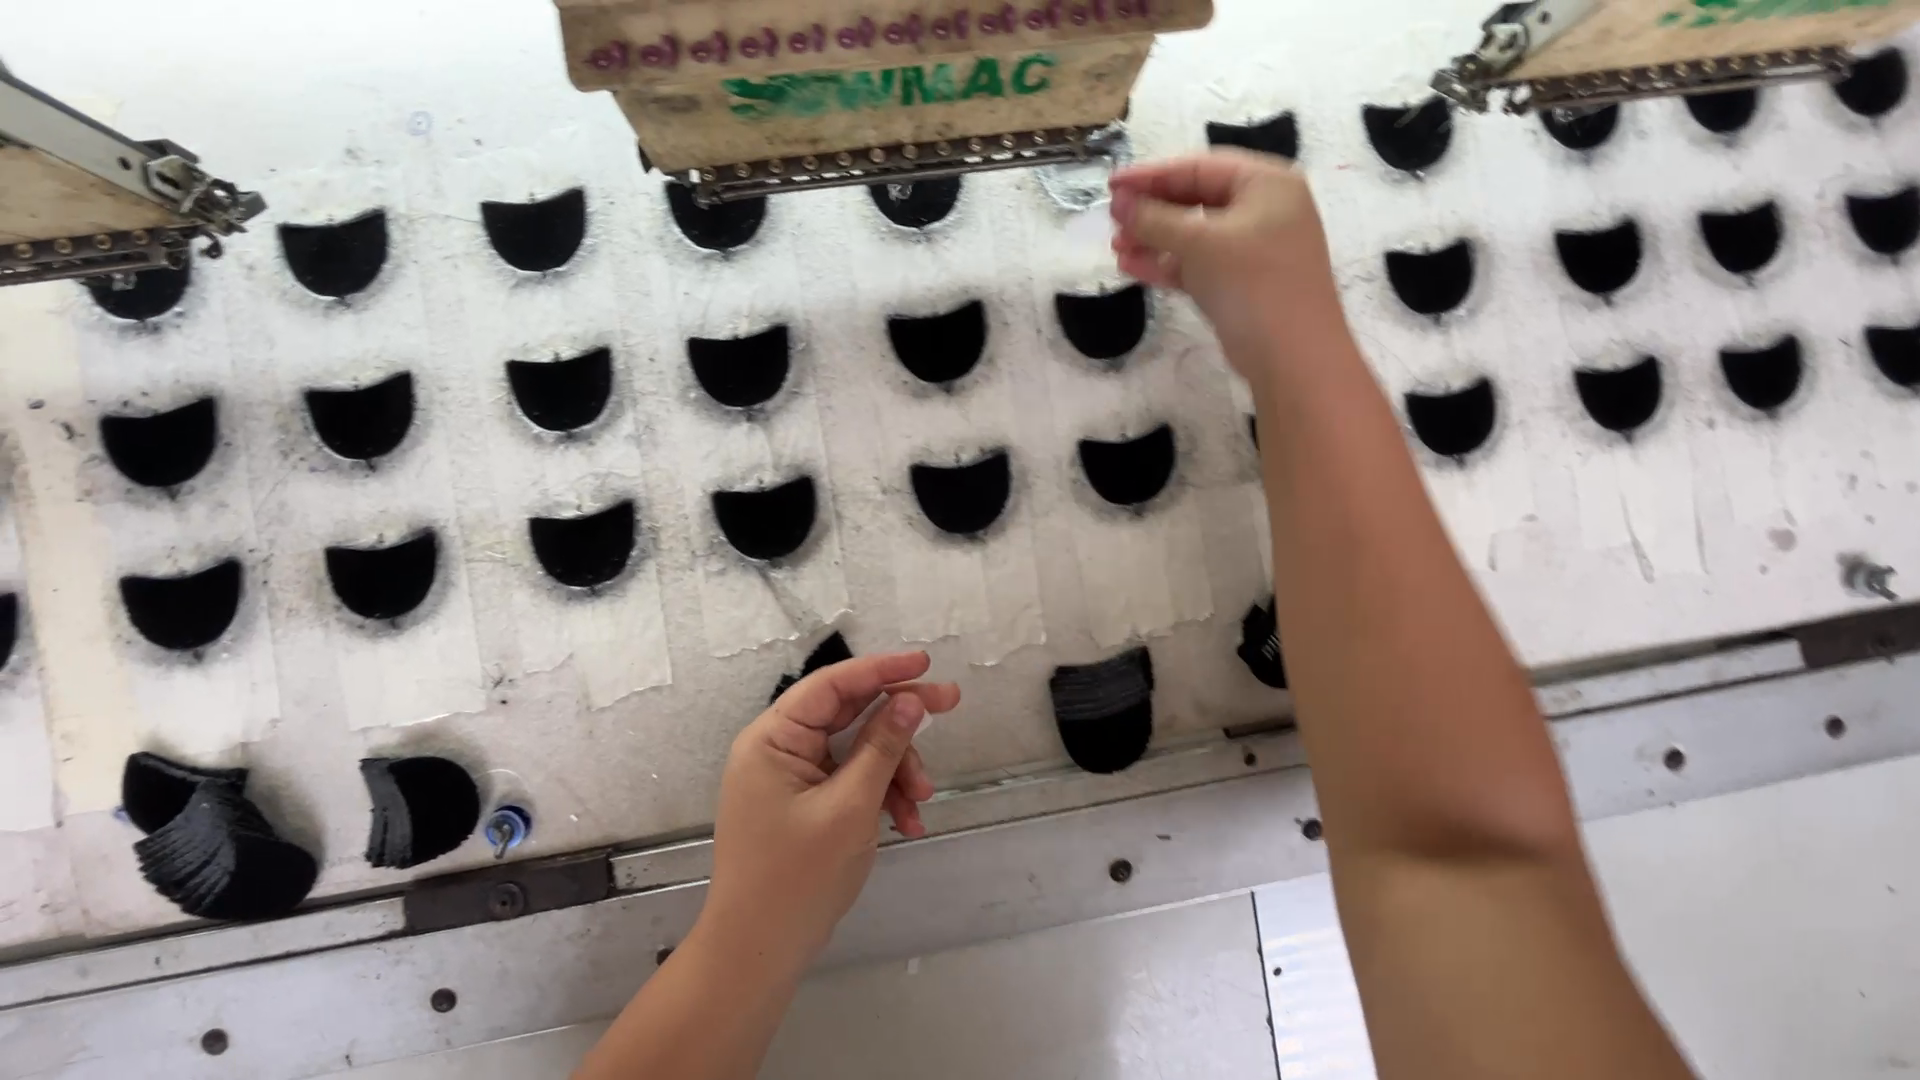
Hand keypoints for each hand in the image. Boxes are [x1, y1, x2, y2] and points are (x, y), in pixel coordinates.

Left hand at [701, 651, 961, 969]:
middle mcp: (779, 748)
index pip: (832, 684)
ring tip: (922, 802)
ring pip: (857, 750)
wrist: (757, 954)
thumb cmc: (797, 877)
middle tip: (951, 705)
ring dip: (895, 769)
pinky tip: (906, 823)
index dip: (881, 668)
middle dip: (900, 720)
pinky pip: (851, 781)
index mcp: (773, 738)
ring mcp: (792, 777)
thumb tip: (910, 700)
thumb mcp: (850, 807)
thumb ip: (882, 747)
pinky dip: (881, 795)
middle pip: (848, 713)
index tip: (926, 663)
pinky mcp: (805, 803)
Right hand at [1110, 151, 1343, 387]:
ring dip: (1154, 240)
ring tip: (1117, 248)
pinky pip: (1197, 265)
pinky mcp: (1239, 284)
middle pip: (1195, 200)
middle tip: (1112, 221)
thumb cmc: (1253, 284)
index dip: (1151, 175)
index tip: (1111, 185)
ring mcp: (1252, 249)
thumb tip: (1118, 202)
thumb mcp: (1200, 243)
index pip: (1199, 167)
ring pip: (1193, 236)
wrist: (1292, 356)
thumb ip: (1155, 219)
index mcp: (1265, 183)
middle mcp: (1262, 210)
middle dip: (1151, 211)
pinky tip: (1132, 267)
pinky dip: (1167, 264)